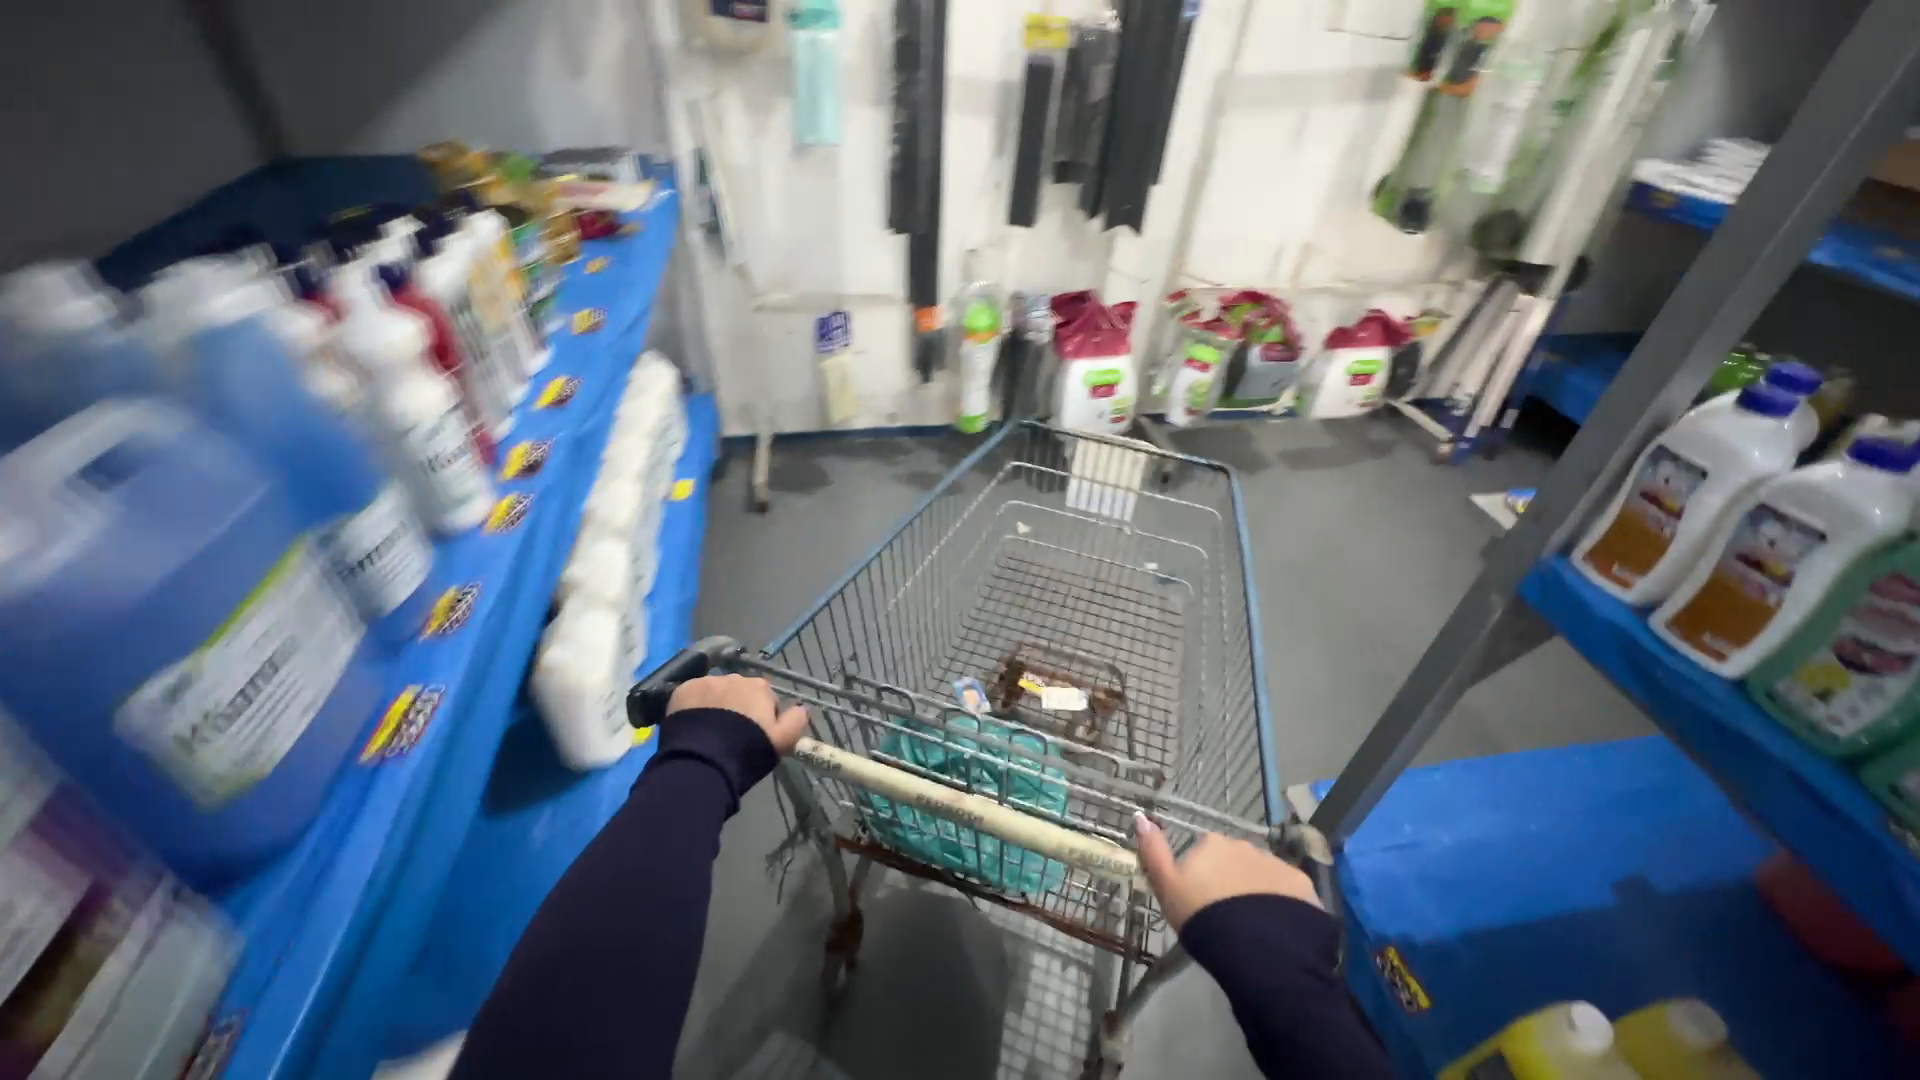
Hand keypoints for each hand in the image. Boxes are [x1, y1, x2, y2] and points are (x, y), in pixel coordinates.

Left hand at [667, 674, 810, 755]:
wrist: (705, 759)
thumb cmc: (749, 749)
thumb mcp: (783, 740)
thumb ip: (797, 720)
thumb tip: (802, 707)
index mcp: (761, 687)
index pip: (764, 697)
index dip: (760, 716)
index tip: (754, 734)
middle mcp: (734, 677)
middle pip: (738, 691)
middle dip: (736, 707)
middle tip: (730, 734)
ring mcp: (706, 682)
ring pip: (713, 692)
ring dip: (714, 705)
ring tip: (708, 732)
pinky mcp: (682, 690)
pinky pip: (691, 696)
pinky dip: (692, 707)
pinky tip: (691, 727)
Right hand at [1134, 813, 1320, 930]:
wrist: (1257, 950)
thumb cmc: (1202, 916)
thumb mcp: (1166, 887)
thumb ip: (1152, 850)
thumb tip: (1140, 815)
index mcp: (1212, 843)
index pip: (1204, 852)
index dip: (1202, 876)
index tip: (1201, 901)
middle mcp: (1245, 845)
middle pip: (1235, 861)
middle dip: (1232, 879)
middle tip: (1226, 914)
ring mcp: (1276, 863)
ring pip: (1261, 874)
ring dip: (1256, 890)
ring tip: (1253, 925)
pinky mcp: (1302, 884)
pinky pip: (1288, 890)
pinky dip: (1283, 903)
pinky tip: (1277, 928)